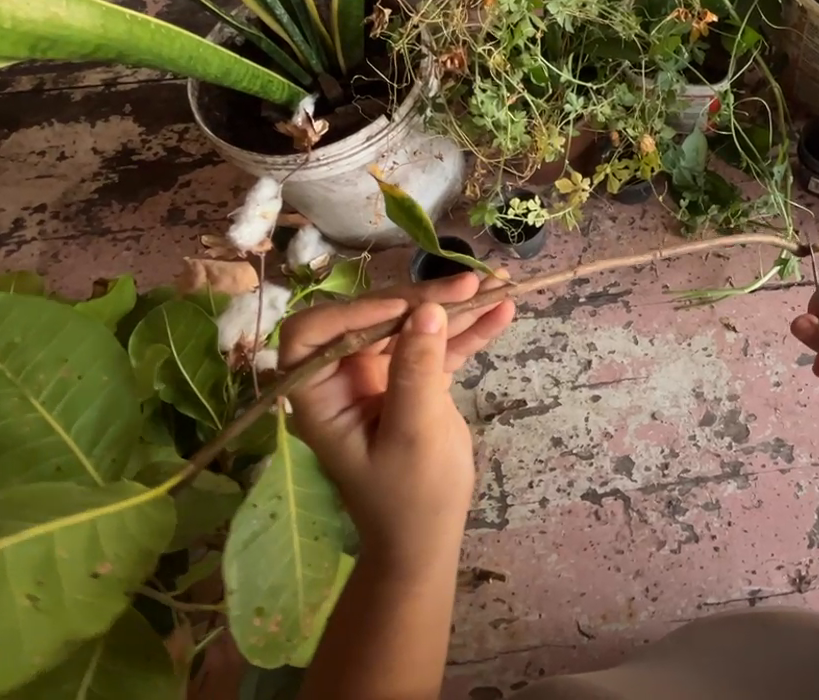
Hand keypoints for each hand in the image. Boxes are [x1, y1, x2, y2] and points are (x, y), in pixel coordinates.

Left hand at [280, 274, 515, 565]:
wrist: (430, 535)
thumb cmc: (409, 497)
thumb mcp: (412, 434)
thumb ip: (416, 370)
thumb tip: (427, 310)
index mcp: (322, 394)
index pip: (315, 334)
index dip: (354, 312)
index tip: (406, 309)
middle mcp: (347, 377)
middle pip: (378, 320)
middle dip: (424, 300)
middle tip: (472, 284)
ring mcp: (384, 375)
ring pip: (415, 326)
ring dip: (457, 307)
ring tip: (500, 284)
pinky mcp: (418, 379)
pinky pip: (441, 345)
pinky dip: (471, 329)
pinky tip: (503, 310)